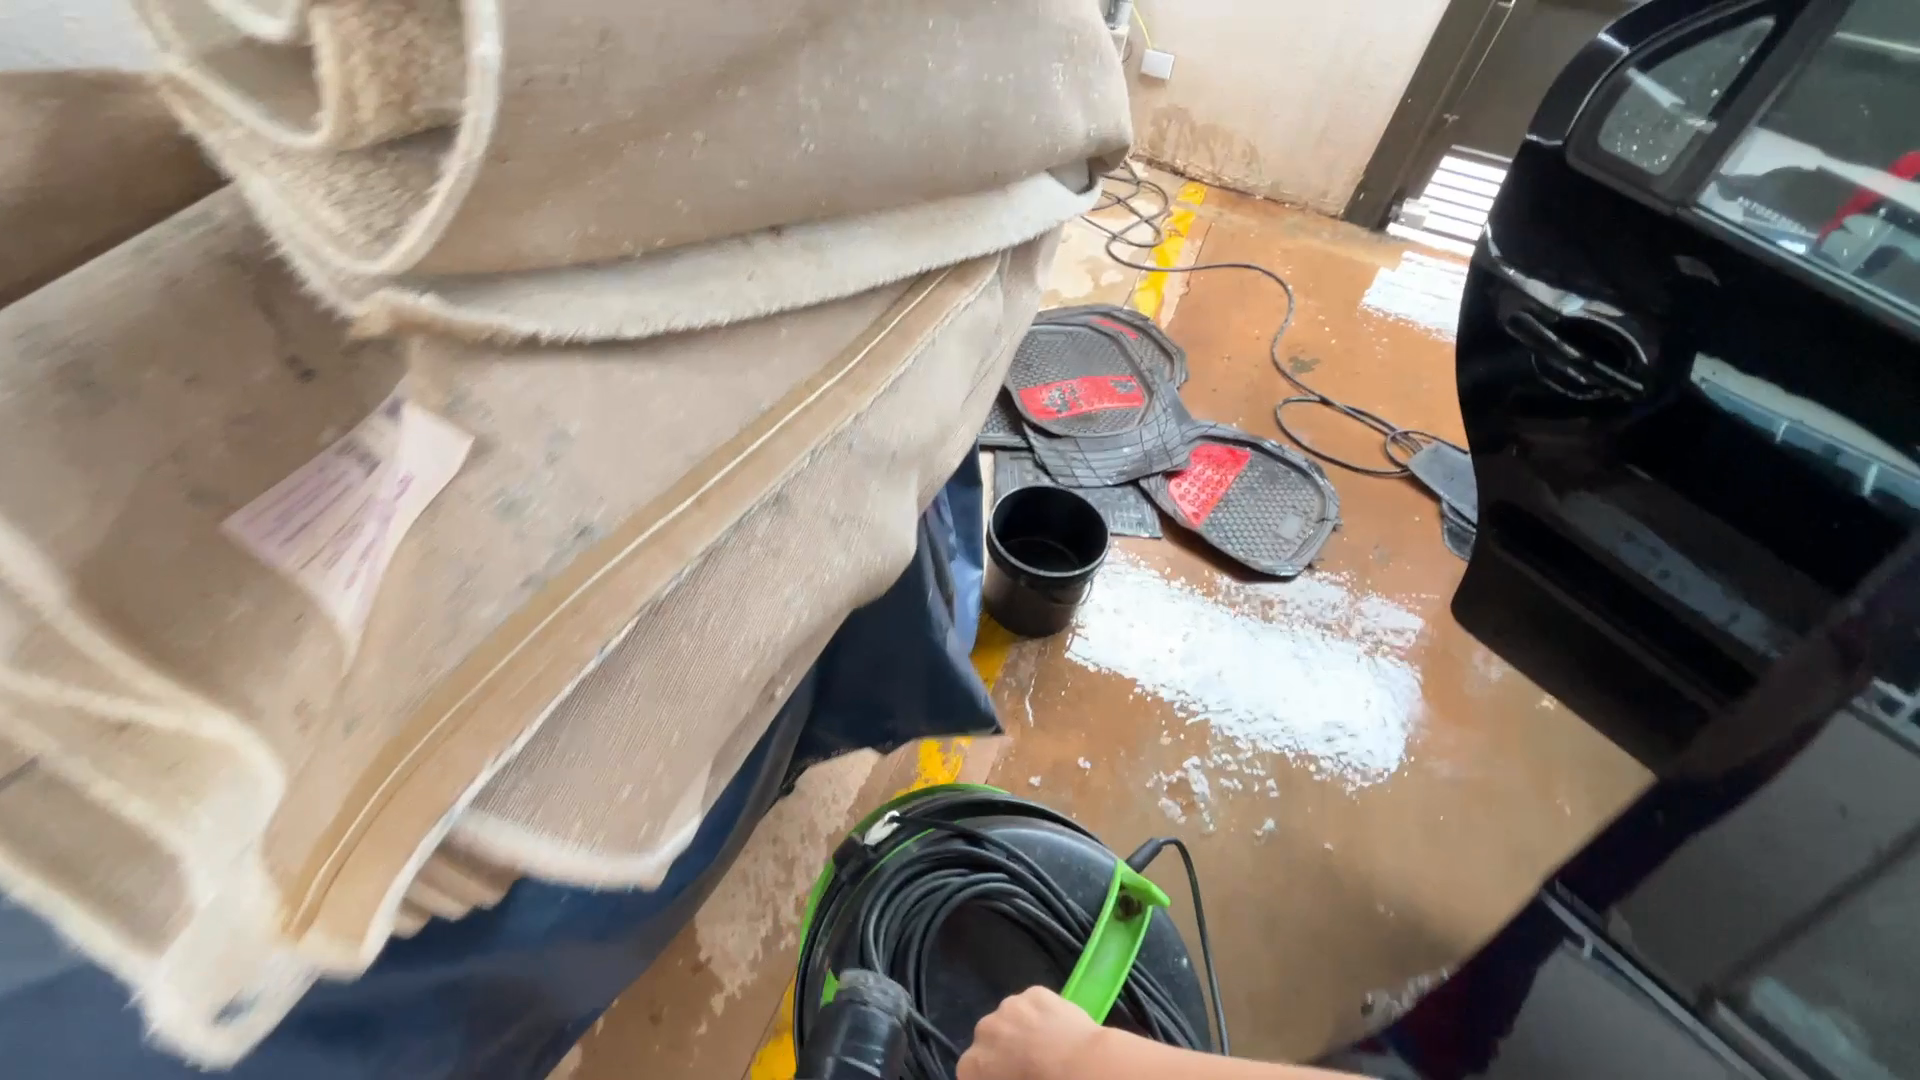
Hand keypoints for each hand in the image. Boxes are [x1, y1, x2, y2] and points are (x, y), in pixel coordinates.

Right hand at [957, 986, 1103, 1079]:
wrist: (1081, 1069)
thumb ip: (999, 1077)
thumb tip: (1008, 1072)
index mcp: (973, 1063)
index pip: (971, 1070)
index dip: (991, 1074)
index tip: (1008, 1077)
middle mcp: (984, 1028)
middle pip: (990, 1038)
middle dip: (1004, 1048)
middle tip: (1028, 1064)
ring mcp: (1010, 1004)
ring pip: (1011, 1017)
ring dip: (1022, 1028)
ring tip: (1046, 1045)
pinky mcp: (1035, 991)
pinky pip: (1034, 1005)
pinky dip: (1042, 1014)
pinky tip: (1058, 1029)